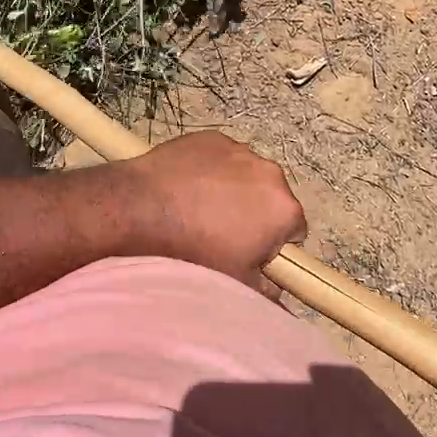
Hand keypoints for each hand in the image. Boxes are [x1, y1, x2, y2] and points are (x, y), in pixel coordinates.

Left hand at [111, 132, 307, 282]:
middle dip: (253, 212)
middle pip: (269, 197)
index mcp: (284, 207)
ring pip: (243, 174)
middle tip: (220, 230)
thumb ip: (268, 294)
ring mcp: (236, 148)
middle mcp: (268, 171)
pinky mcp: (208, 136)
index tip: (248, 250)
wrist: (142, 207)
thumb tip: (280, 300)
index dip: (272, 243)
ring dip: (230, 188)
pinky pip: (217, 157)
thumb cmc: (194, 249)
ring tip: (197, 206)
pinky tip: (184, 185)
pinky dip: (207, 169)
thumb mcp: (236, 284)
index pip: (294, 229)